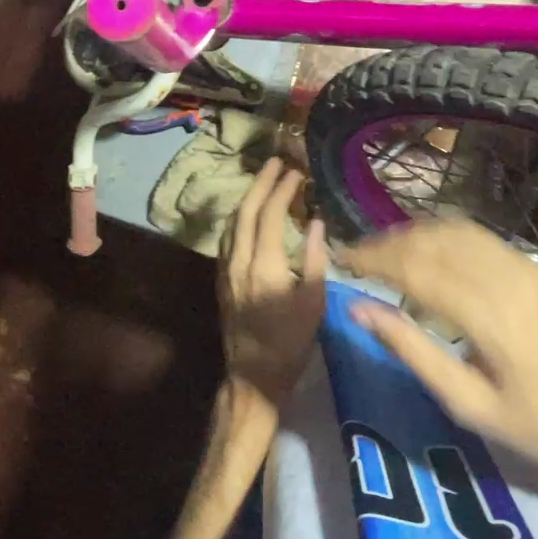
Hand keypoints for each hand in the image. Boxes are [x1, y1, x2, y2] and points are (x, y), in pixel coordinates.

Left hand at [219, 159, 327, 409]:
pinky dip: (240, 218)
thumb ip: (315, 258)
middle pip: (245, 211)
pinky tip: (250, 216)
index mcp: (264, 265)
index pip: (269, 215)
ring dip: (248, 198)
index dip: (281, 189)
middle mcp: (238, 260)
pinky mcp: (221, 279)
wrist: (253, 375)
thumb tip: (316, 222)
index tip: (295, 172)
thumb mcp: (313, 302)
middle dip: (260, 183)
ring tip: (264, 182)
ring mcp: (226, 269)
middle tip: (276, 163)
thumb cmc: (291, 342)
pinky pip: (228, 237)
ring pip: (232, 223)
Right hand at [338, 219, 537, 507]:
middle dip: (385, 244)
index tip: (339, 261)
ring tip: (381, 251)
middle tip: (353, 257)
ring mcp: (523, 268)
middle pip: (429, 243)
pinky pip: (476, 236)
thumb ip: (411, 350)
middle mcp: (505, 278)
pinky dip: (439, 234)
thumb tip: (358, 310)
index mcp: (488, 315)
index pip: (413, 269)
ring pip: (451, 231)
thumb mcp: (468, 403)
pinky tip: (424, 249)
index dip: (371, 260)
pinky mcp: (533, 268)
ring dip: (410, 235)